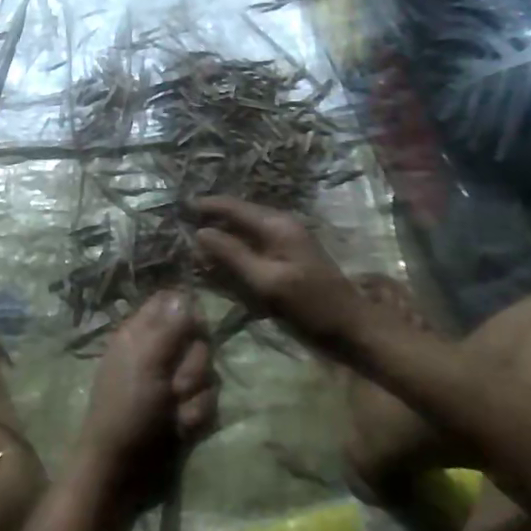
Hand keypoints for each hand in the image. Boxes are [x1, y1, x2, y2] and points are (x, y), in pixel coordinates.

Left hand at [76, 290, 217, 504]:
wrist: (122, 470)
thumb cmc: (125, 409)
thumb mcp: (144, 361)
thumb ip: (167, 327)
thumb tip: (184, 294)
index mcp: (141, 333)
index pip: (172, 304)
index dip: (188, 314)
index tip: (193, 329)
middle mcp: (161, 352)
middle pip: (198, 339)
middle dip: (190, 367)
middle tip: (171, 386)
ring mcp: (175, 381)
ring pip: (207, 372)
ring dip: (192, 396)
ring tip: (172, 414)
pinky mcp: (188, 408)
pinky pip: (208, 401)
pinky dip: (194, 417)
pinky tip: (179, 428)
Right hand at [194, 197, 369, 353]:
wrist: (351, 324)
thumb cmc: (309, 304)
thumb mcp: (266, 281)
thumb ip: (232, 255)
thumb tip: (200, 232)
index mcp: (276, 224)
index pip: (232, 206)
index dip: (206, 205)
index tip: (179, 207)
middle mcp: (281, 223)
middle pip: (238, 213)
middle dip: (211, 217)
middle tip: (183, 225)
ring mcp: (286, 237)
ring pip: (245, 228)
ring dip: (222, 232)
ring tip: (196, 240)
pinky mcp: (288, 253)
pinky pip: (254, 241)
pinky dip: (235, 245)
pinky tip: (222, 256)